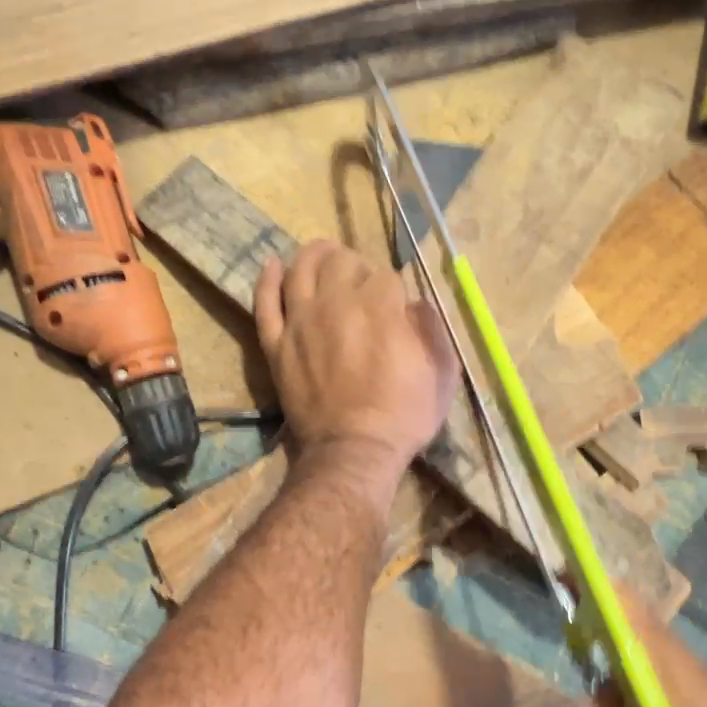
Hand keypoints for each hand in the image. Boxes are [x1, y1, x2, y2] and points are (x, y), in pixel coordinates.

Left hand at [254, 240, 458, 480]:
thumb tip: (416, 305)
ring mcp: (301, 322)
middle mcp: (336, 303)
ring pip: (301, 270)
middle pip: (342, 262)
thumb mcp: (441, 372)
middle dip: (356, 267)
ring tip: (321, 254)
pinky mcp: (276, 345)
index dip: (393, 289)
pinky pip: (265, 303)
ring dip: (314, 256)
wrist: (354, 451)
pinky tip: (273, 266)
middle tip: (361, 283)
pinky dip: (268, 280)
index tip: (396, 308)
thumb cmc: (404, 416)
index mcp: (379, 306)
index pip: (385, 275)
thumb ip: (433, 328)